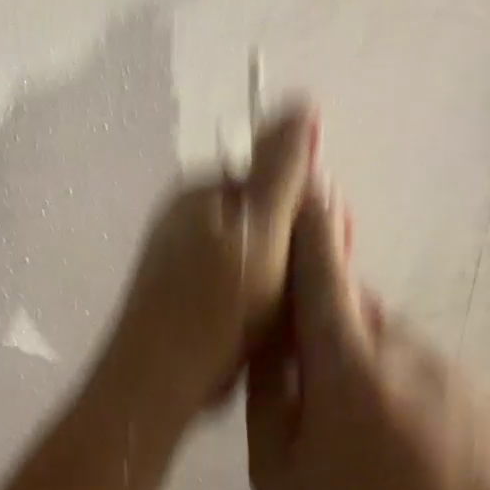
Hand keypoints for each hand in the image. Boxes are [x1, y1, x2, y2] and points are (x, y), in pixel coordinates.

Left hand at [103, 105, 318, 415]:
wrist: (156, 387)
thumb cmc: (215, 308)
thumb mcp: (261, 229)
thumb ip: (283, 168)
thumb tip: (301, 101)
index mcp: (199, 193)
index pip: (272, 180)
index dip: (308, 211)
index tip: (333, 244)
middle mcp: (183, 223)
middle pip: (264, 226)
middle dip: (296, 255)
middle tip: (312, 291)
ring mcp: (178, 267)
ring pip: (254, 267)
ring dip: (278, 290)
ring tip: (286, 324)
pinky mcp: (180, 308)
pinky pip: (234, 300)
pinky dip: (252, 316)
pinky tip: (259, 342)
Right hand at [244, 191, 489, 489]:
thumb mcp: (279, 483)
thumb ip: (271, 399)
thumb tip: (273, 346)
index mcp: (351, 370)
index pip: (322, 270)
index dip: (310, 220)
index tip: (304, 174)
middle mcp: (416, 355)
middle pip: (359, 310)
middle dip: (327, 326)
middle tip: (305, 384)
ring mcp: (468, 379)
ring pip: (398, 349)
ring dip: (368, 372)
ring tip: (361, 448)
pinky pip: (436, 382)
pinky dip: (409, 400)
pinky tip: (409, 465)